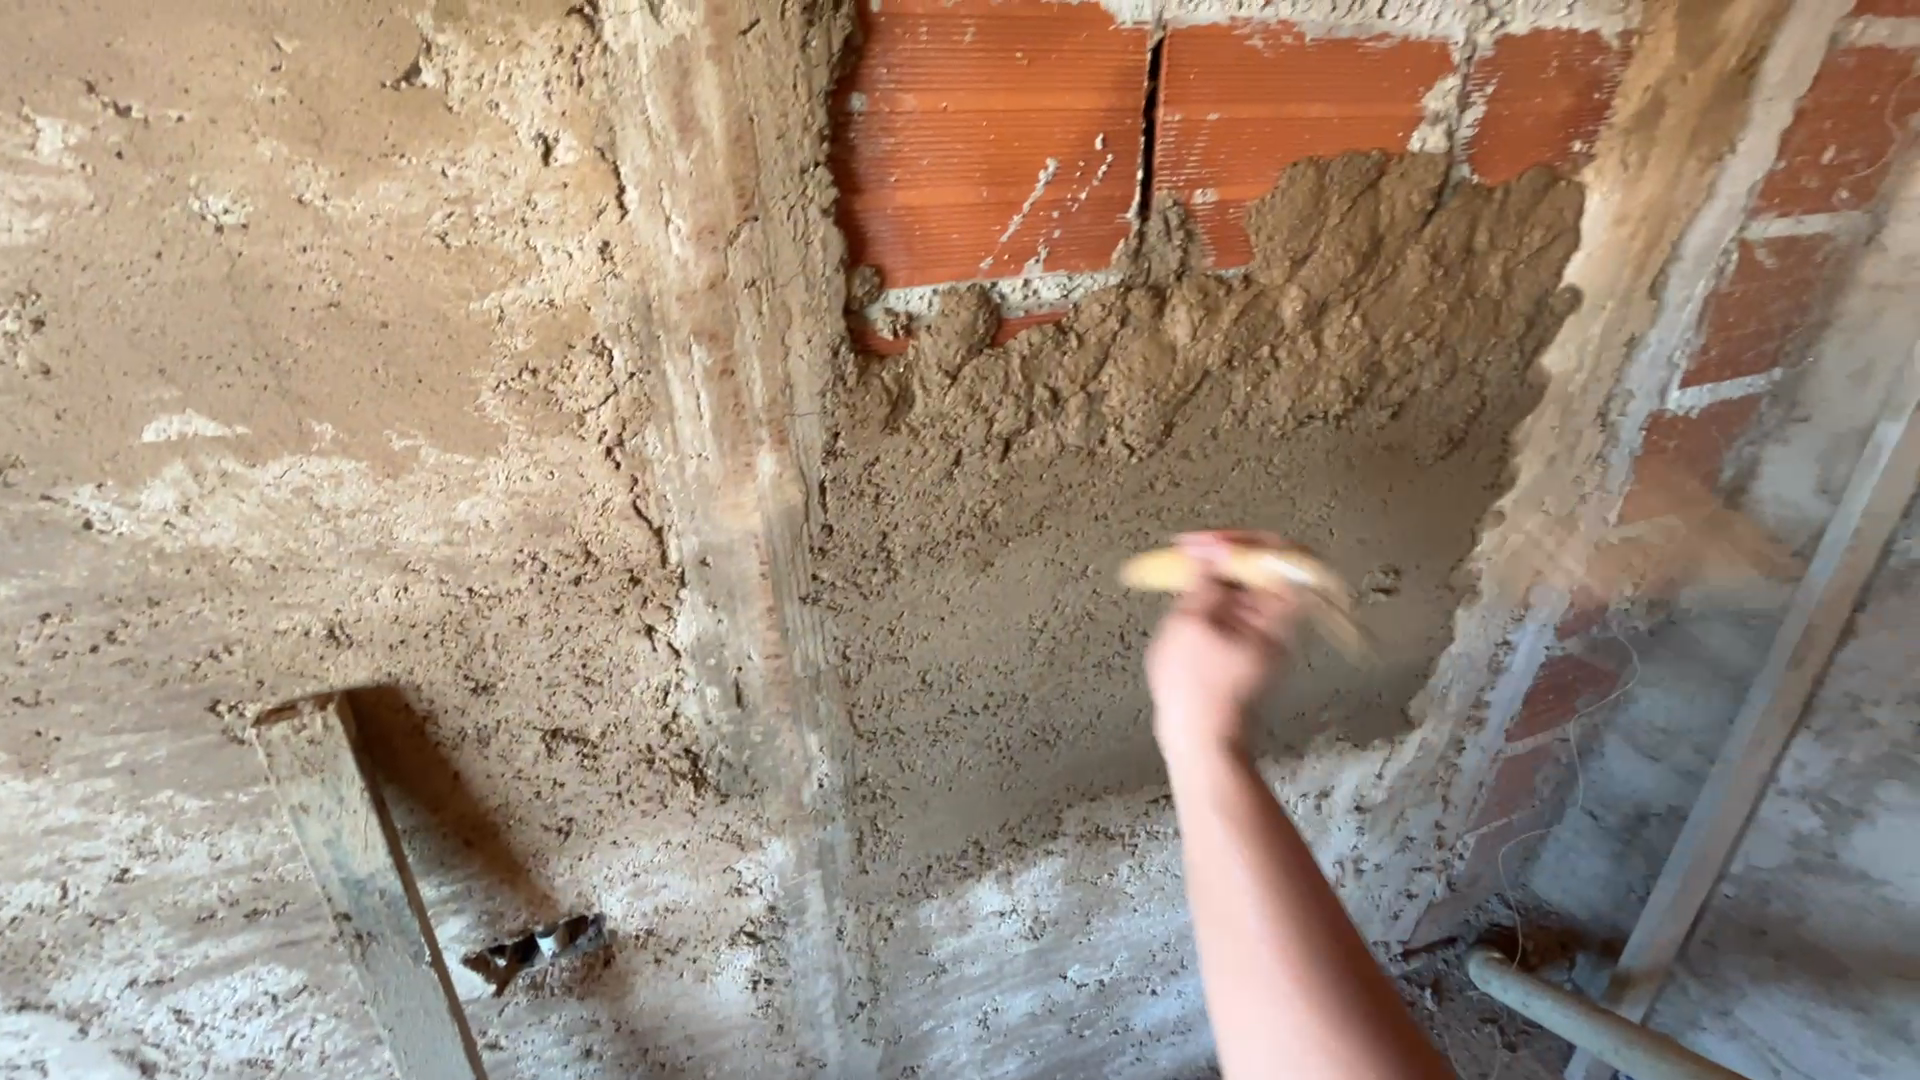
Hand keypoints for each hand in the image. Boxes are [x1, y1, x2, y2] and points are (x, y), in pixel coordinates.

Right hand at [1145, 532, 1302, 761]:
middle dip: (1221, 552)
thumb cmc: (1196, 688)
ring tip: (1179, 571)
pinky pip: (1233, 603)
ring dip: (1212, 571)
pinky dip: (1209, 592)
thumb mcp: (1193, 622)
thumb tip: (1212, 548)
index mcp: (1276, 614)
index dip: (1240, 541)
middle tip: (1186, 551)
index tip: (1206, 542)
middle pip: (1260, 565)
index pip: (1278, 555)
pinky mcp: (1243, 641)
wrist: (1200, 737)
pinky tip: (1184, 595)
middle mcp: (1276, 620)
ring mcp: (1261, 631)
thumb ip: (1206, 578)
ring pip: (1244, 582)